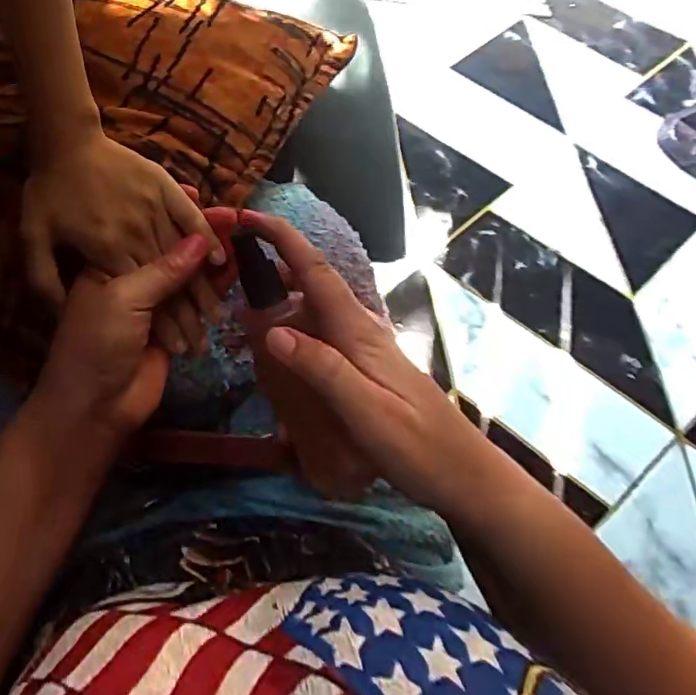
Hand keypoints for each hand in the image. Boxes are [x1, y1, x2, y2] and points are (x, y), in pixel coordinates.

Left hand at [21, 135, 226, 356]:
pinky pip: (189, 217)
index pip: (143, 293)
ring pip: (183, 255)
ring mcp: (151, 209)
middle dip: (192, 313)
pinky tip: (220, 258)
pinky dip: (206, 237)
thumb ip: (44, 280)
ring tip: (218, 311)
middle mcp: (133, 233)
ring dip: (203, 286)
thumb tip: (59, 311)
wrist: (64, 141)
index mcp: (105, 251)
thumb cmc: (46, 192)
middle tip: (210, 337)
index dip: (167, 323)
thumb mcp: (32, 239)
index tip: (183, 347)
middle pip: (169, 279)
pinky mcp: (162, 188)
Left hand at [28, 230, 213, 440]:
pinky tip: (231, 284)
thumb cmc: (97, 342)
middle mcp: (128, 281)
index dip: (179, 225)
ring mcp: (148, 308)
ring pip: (184, 284)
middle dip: (199, 248)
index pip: (147, 234)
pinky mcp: (168, 332)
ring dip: (208, 275)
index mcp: (107, 264)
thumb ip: (164, 270)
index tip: (214, 212)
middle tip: (233, 227)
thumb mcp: (125, 298)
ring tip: (237, 255)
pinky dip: (209, 301)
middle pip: (169, 257)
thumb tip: (201, 239)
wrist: (95, 408)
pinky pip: (191, 310)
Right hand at [240, 209, 487, 513]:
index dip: (281, 237)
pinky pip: (316, 337)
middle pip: (308, 283)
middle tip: (228, 275)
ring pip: (310, 310)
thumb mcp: (368, 412)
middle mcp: (357, 328)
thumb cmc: (420, 446)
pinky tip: (274, 364)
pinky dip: (289, 335)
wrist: (467, 479)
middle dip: (269, 268)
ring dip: (276, 303)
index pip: (314, 270)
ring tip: (240, 319)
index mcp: (357, 329)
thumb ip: (322, 369)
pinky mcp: (360, 368)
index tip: (248, 216)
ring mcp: (360, 348)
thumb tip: (271, 330)